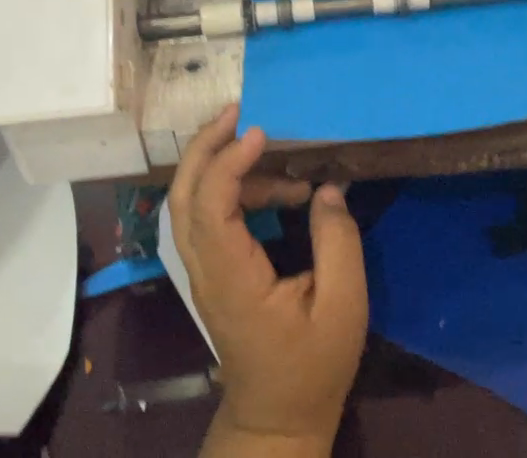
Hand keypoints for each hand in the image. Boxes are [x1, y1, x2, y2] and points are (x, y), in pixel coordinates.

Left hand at [170, 106, 368, 455]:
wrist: (278, 415)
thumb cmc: (313, 366)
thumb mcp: (344, 306)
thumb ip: (338, 243)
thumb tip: (329, 187)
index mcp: (231, 279)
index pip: (209, 207)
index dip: (228, 162)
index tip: (261, 132)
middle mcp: (206, 270)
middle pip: (182, 195)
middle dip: (204, 146)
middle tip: (239, 111)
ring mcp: (204, 271)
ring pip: (192, 202)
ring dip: (224, 166)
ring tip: (279, 154)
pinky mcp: (214, 272)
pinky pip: (210, 216)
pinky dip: (235, 189)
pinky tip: (282, 190)